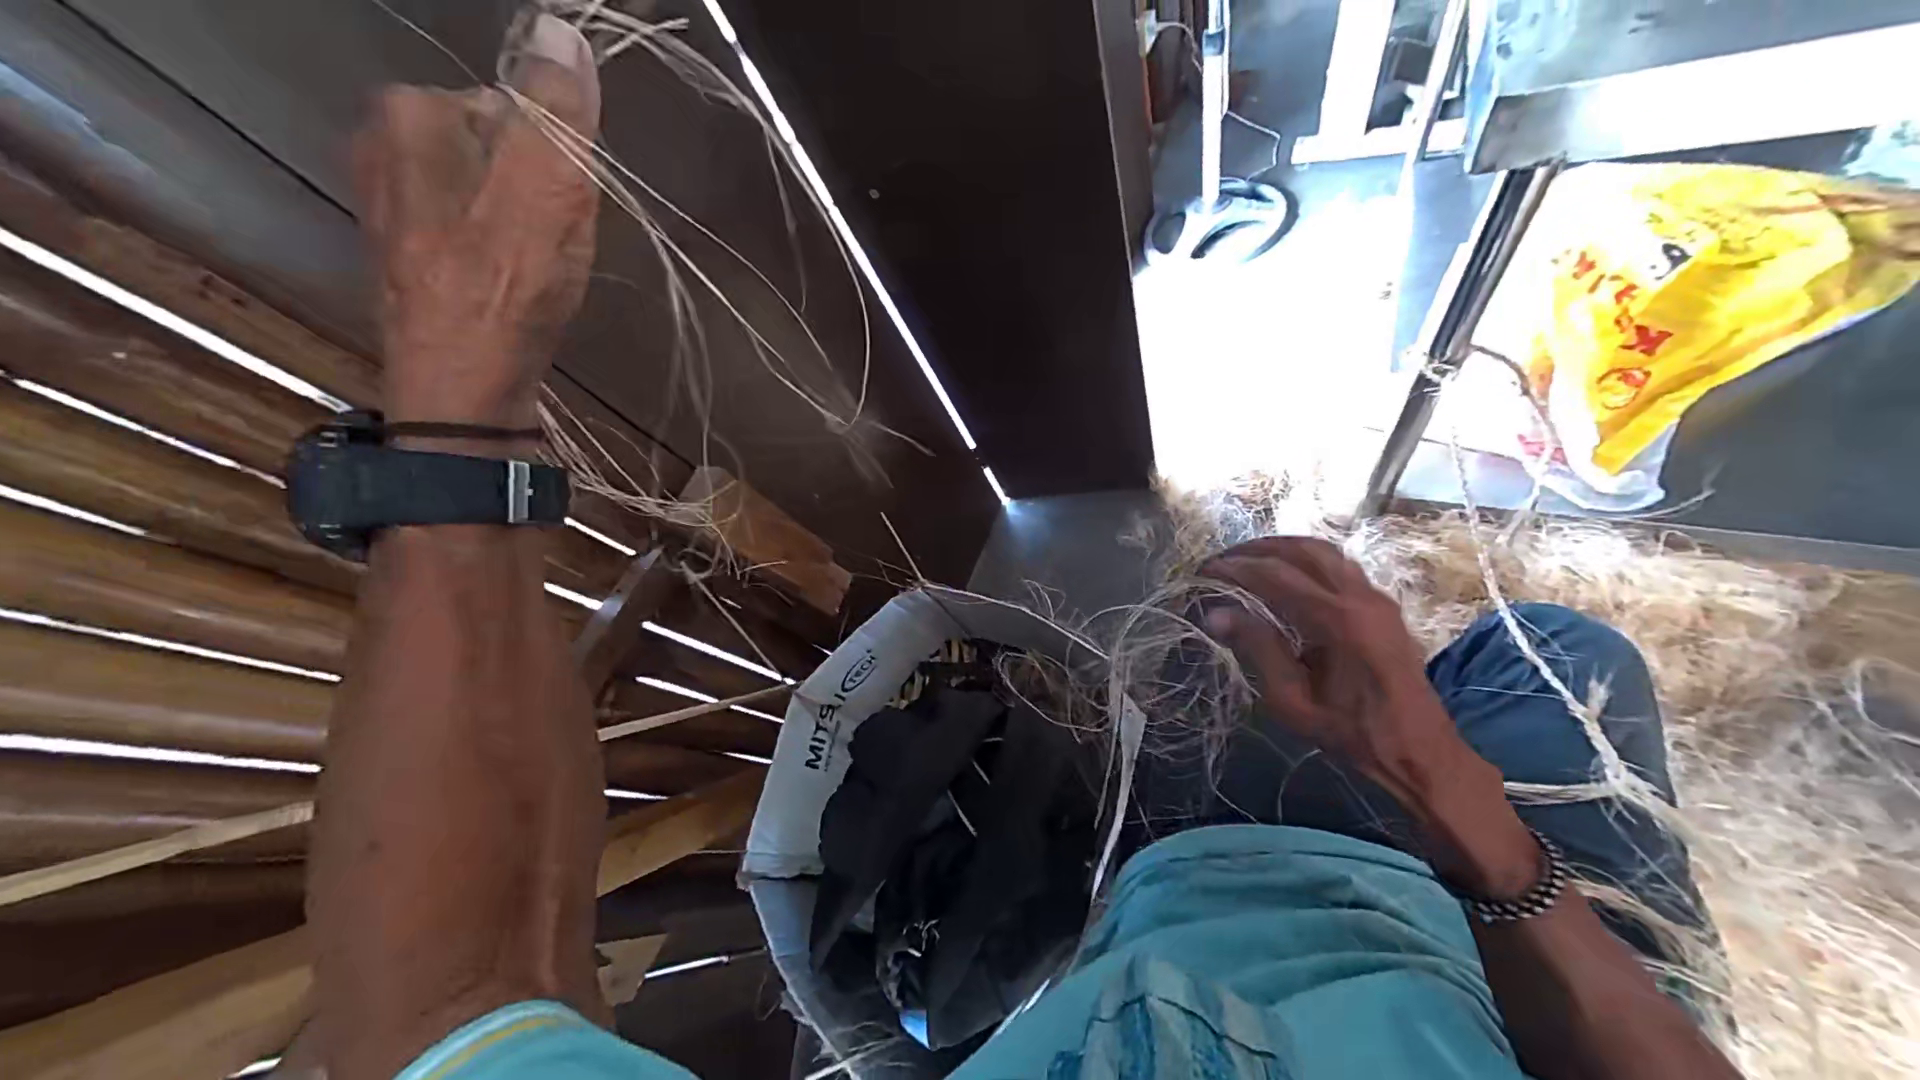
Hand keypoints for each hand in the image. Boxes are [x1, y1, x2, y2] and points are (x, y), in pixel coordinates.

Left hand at [355, 13, 600, 428]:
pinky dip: (504, 251)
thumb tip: (562, 28)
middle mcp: (384, 142)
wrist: (463, 383)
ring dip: (528, 225)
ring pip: (491, 192)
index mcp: (413, 111)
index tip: (568, 210)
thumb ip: (555, 106)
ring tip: (539, 272)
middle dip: (542, 192)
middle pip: (502, 149)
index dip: (559, 161)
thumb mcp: (546, 186)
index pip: (516, 107)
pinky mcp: (407, 252)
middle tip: (556, 248)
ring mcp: (390, 202)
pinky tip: (514, 286)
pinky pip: (474, 229)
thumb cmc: (506, 283)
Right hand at [1198, 537, 1483, 811]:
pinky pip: (1339, 564)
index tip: (1204, 569)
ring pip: (1324, 551)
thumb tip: (1215, 613)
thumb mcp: (1291, 701)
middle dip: (1256, 549)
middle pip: (1301, 550)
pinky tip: (1286, 573)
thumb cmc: (1349, 732)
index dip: (1235, 567)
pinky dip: (1306, 558)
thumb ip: (1258, 649)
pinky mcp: (1383, 604)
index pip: (1274, 575)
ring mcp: (1377, 597)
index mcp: (1337, 621)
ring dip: (1282, 548)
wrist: (1419, 750)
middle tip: (1223, 560)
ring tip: (1249, 559)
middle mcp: (1360, 597)